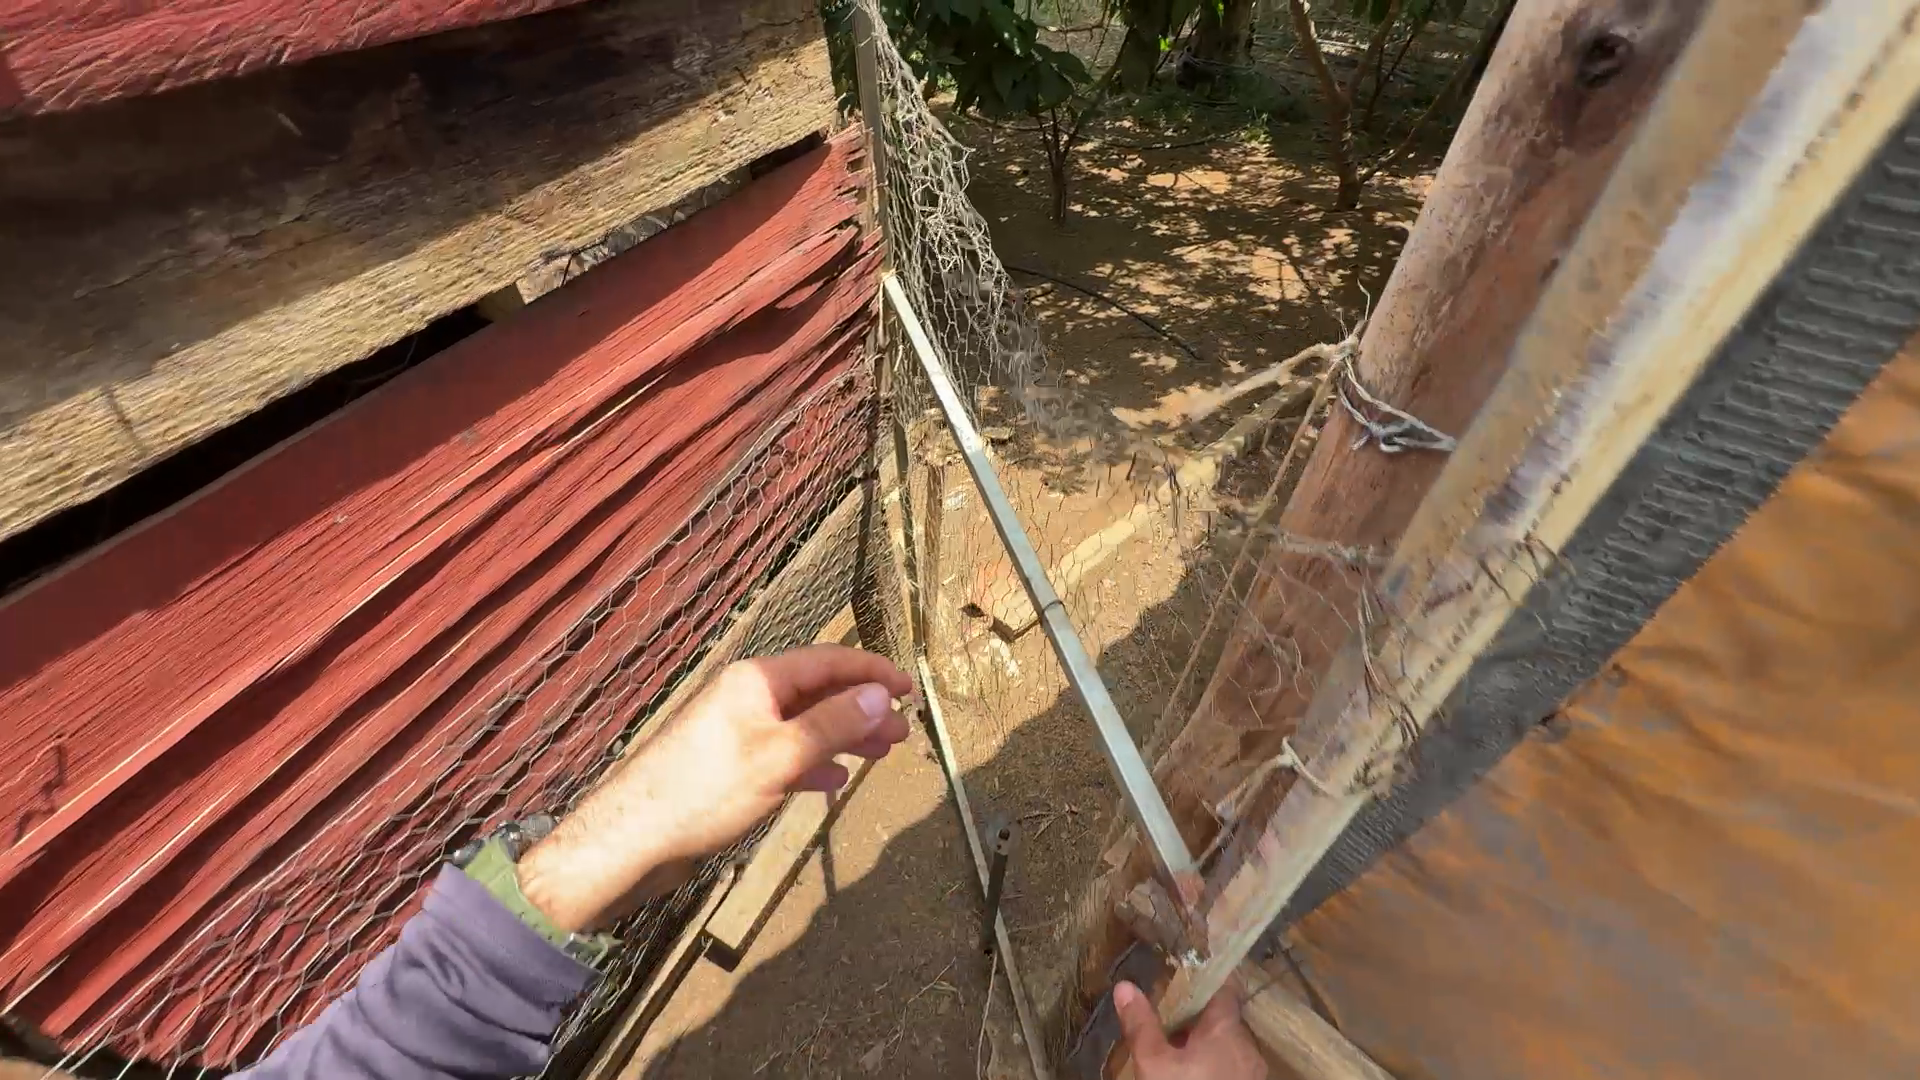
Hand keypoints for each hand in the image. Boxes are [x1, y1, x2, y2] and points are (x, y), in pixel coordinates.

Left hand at [516, 644, 913, 931]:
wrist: (631, 841)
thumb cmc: (707, 789)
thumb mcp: (780, 755)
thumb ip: (833, 723)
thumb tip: (881, 695)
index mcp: (759, 680)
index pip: (828, 661)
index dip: (872, 672)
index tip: (909, 687)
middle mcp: (750, 696)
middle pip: (819, 693)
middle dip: (862, 709)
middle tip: (901, 732)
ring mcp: (739, 731)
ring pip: (804, 725)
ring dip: (843, 736)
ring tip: (879, 754)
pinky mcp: (730, 764)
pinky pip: (784, 753)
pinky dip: (813, 763)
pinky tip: (832, 781)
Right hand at [1116, 980, 1267, 1079]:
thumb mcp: (1153, 1063)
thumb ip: (1141, 1024)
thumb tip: (1125, 985)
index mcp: (1229, 1031)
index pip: (1224, 989)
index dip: (1203, 980)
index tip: (1180, 974)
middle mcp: (1249, 1051)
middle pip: (1223, 1020)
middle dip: (1196, 1018)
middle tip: (1166, 1016)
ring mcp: (1252, 1078)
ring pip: (1226, 1048)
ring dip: (1203, 1045)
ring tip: (1172, 1047)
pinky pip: (1230, 1070)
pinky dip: (1211, 1067)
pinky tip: (1187, 1074)